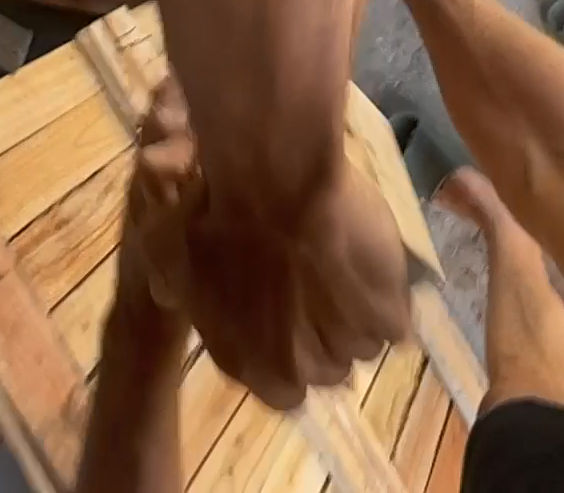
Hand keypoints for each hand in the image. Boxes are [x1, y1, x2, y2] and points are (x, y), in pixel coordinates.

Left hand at [133, 80, 410, 409]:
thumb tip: (173, 295)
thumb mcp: (167, 251)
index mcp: (244, 359)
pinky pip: (396, 321)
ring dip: (358, 310)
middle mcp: (295, 366)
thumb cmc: (212, 209)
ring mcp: (344, 345)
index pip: (281, 388)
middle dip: (326, 328)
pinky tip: (371, 258)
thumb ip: (177, 286)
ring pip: (363, 343)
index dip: (289, 344)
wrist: (269, 175)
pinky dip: (389, 294)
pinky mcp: (385, 315)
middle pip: (326, 366)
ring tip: (348, 261)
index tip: (292, 307)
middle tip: (322, 277)